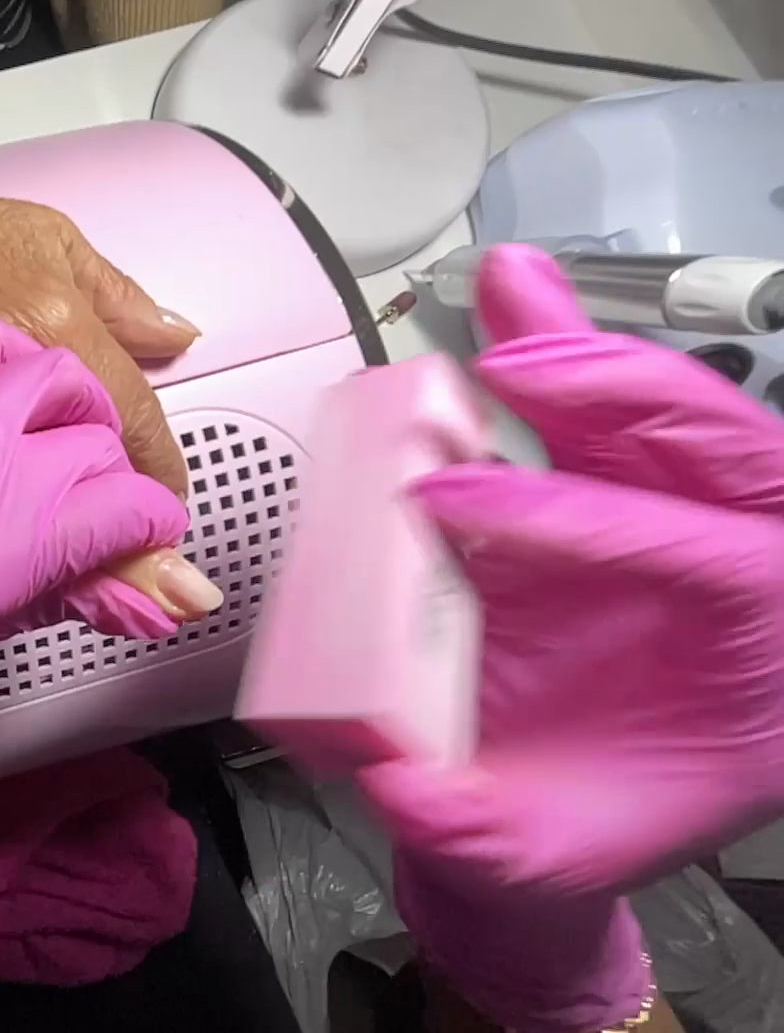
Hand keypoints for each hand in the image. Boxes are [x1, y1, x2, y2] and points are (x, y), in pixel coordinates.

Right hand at [0, 58, 197, 496]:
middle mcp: (6, 382)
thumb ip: (120, 297)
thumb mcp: (46, 236)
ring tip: (41, 507)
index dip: (159, 471)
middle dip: (99, 500)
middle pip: (79, 472)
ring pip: (16, 493)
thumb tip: (174, 338)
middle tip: (104, 507)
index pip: (136, 421)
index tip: (164, 500)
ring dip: (37, 509)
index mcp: (56, 329)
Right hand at [354, 246, 783, 1030]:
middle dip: (616, 393)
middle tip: (513, 363)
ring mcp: (647, 529)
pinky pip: (573, 419)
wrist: (524, 794)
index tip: (451, 506)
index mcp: (759, 658)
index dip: (578, 518)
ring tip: (504, 293)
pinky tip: (501, 307)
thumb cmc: (548, 813)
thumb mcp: (522, 849)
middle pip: (723, 452)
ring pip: (653, 412)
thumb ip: (467, 831)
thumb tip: (395, 780)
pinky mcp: (574, 509)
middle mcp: (720, 572)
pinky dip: (535, 356)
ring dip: (571, 343)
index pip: (714, 556)